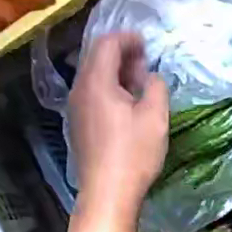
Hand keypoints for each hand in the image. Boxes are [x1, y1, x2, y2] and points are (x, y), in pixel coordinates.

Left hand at [69, 32, 167, 213]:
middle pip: (96, 58)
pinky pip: (92, 95)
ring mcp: (76, 109)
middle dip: (121, 55)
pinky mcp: (79, 125)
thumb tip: (150, 78)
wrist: (108, 193)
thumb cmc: (134, 153)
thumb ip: (156, 87)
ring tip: (140, 86)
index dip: (127, 39)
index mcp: (96, 82)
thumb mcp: (155, 116)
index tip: (146, 45)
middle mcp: (80, 90)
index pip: (107, 44)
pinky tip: (128, 106)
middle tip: (145, 65)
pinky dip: (109, 90)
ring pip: (94, 77)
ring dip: (116, 74)